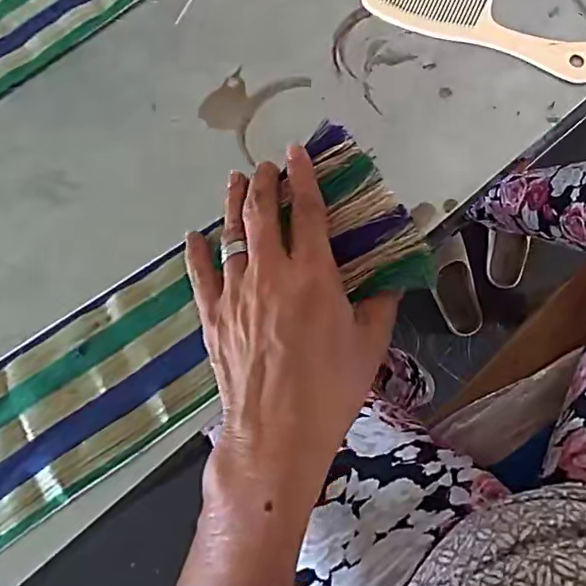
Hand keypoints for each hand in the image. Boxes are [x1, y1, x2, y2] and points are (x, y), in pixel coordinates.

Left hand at [185, 146, 399, 507]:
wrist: (277, 432)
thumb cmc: (330, 388)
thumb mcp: (369, 344)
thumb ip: (380, 302)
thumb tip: (391, 275)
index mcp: (312, 274)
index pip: (306, 210)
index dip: (303, 176)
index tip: (297, 152)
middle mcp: (270, 273)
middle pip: (260, 212)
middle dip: (263, 182)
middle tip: (265, 165)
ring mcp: (236, 292)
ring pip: (229, 235)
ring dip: (231, 203)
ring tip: (233, 180)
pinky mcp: (214, 315)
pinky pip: (201, 275)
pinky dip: (196, 253)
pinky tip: (194, 236)